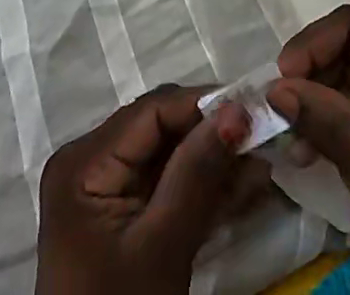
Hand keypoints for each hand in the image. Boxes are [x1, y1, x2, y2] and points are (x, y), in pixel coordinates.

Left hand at [37, 84, 269, 294]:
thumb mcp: (161, 246)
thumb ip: (196, 176)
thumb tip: (236, 112)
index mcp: (84, 162)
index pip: (149, 113)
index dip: (201, 103)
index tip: (255, 104)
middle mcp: (89, 162)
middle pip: (158, 130)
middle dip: (211, 130)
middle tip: (265, 132)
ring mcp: (105, 189)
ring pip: (167, 157)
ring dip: (213, 158)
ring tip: (263, 157)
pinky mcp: (122, 215)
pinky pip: (165, 186)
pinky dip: (202, 186)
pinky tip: (244, 184)